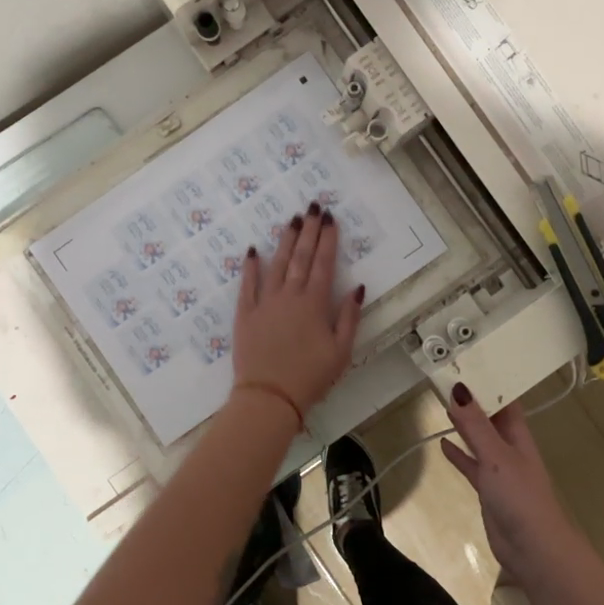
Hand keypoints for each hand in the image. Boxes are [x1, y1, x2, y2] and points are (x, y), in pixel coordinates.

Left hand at [232, 204, 363, 416]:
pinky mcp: (245, 314)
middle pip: (301, 257)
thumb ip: (348, 317)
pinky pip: (247, 285)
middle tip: (313, 207)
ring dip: (285, 241)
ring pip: (276, 264)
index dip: (328, 239)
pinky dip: (250, 267)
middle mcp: (290, 296)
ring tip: (292, 220)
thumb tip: (358, 287)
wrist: (269, 397)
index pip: (324, 263)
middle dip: (309, 231)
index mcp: (315, 304)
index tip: (331, 218)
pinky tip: (253, 251)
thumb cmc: (311, 377)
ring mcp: (265, 303)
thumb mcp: (341, 351)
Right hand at [440, 385, 575, 581]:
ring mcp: (499, 469)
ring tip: (442, 403)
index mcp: (519, 435)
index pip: (504, 399)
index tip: (466, 360)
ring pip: (479, 439)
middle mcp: (510, 447)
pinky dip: (458, 454)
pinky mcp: (488, 490)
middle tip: (446, 376)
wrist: (533, 548)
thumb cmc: (520, 497)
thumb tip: (457, 388)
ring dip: (464, 423)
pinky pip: (470, 465)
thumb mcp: (496, 456)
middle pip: (490, 417)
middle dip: (473, 399)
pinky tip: (443, 444)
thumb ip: (475, 426)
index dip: (488, 380)